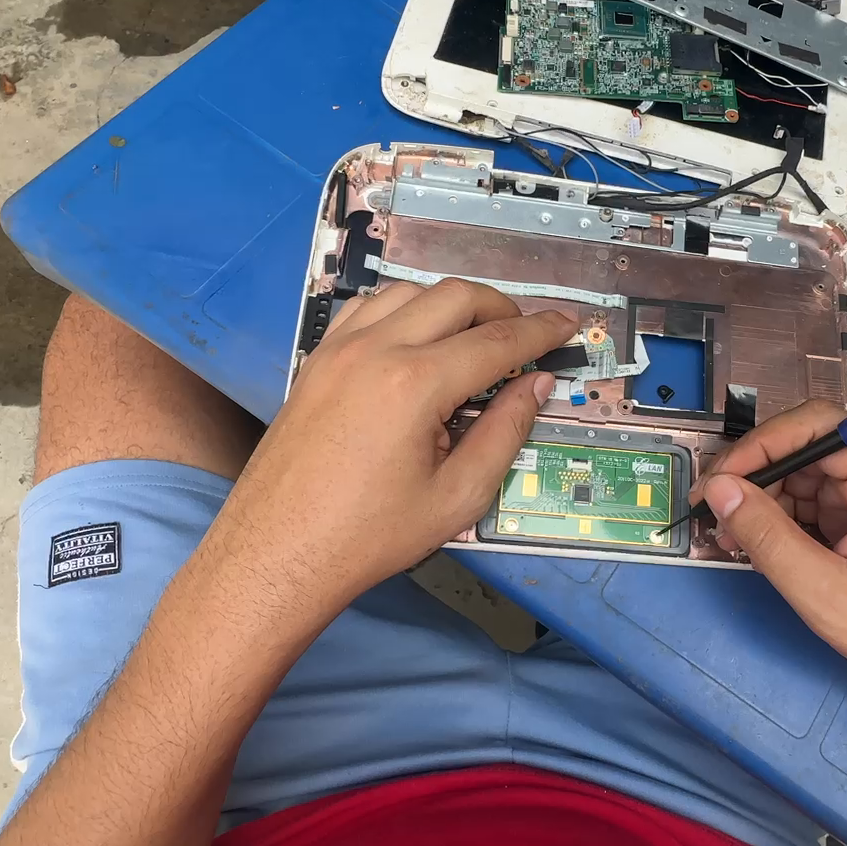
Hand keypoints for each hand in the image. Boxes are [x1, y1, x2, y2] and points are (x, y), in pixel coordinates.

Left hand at [216, 280, 576, 608]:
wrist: (277, 553)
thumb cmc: (372, 536)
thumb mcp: (457, 497)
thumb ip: (505, 432)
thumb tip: (536, 384)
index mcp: (415, 384)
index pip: (496, 340)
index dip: (541, 329)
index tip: (568, 323)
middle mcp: (376, 349)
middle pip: (455, 296)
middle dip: (501, 307)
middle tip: (525, 336)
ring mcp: (339, 348)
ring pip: (410, 292)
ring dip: (452, 304)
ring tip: (474, 337)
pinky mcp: (317, 359)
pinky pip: (367, 308)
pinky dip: (404, 309)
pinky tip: (416, 339)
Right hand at [696, 401, 846, 707]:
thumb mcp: (828, 592)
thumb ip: (767, 537)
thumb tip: (718, 489)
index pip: (814, 424)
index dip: (759, 445)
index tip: (716, 483)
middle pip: (811, 448)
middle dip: (759, 479)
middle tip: (718, 518)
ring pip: (815, 476)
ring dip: (773, 502)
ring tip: (737, 540)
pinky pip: (830, 500)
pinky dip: (796, 519)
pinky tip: (770, 547)